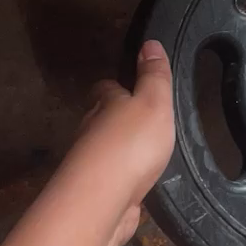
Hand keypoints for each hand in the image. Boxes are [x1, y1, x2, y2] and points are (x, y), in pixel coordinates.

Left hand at [62, 40, 175, 236]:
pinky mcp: (96, 195)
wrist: (102, 202)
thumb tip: (149, 43)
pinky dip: (121, 178)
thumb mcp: (153, 102)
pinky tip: (137, 182)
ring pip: (104, 150)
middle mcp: (91, 132)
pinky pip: (110, 180)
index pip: (105, 89)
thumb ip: (154, 76)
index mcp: (105, 105)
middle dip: (116, 118)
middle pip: (101, 119)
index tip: (128, 85)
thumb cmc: (131, 144)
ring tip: (143, 152)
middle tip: (140, 120)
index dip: (116, 86)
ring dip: (119, 150)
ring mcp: (90, 166)